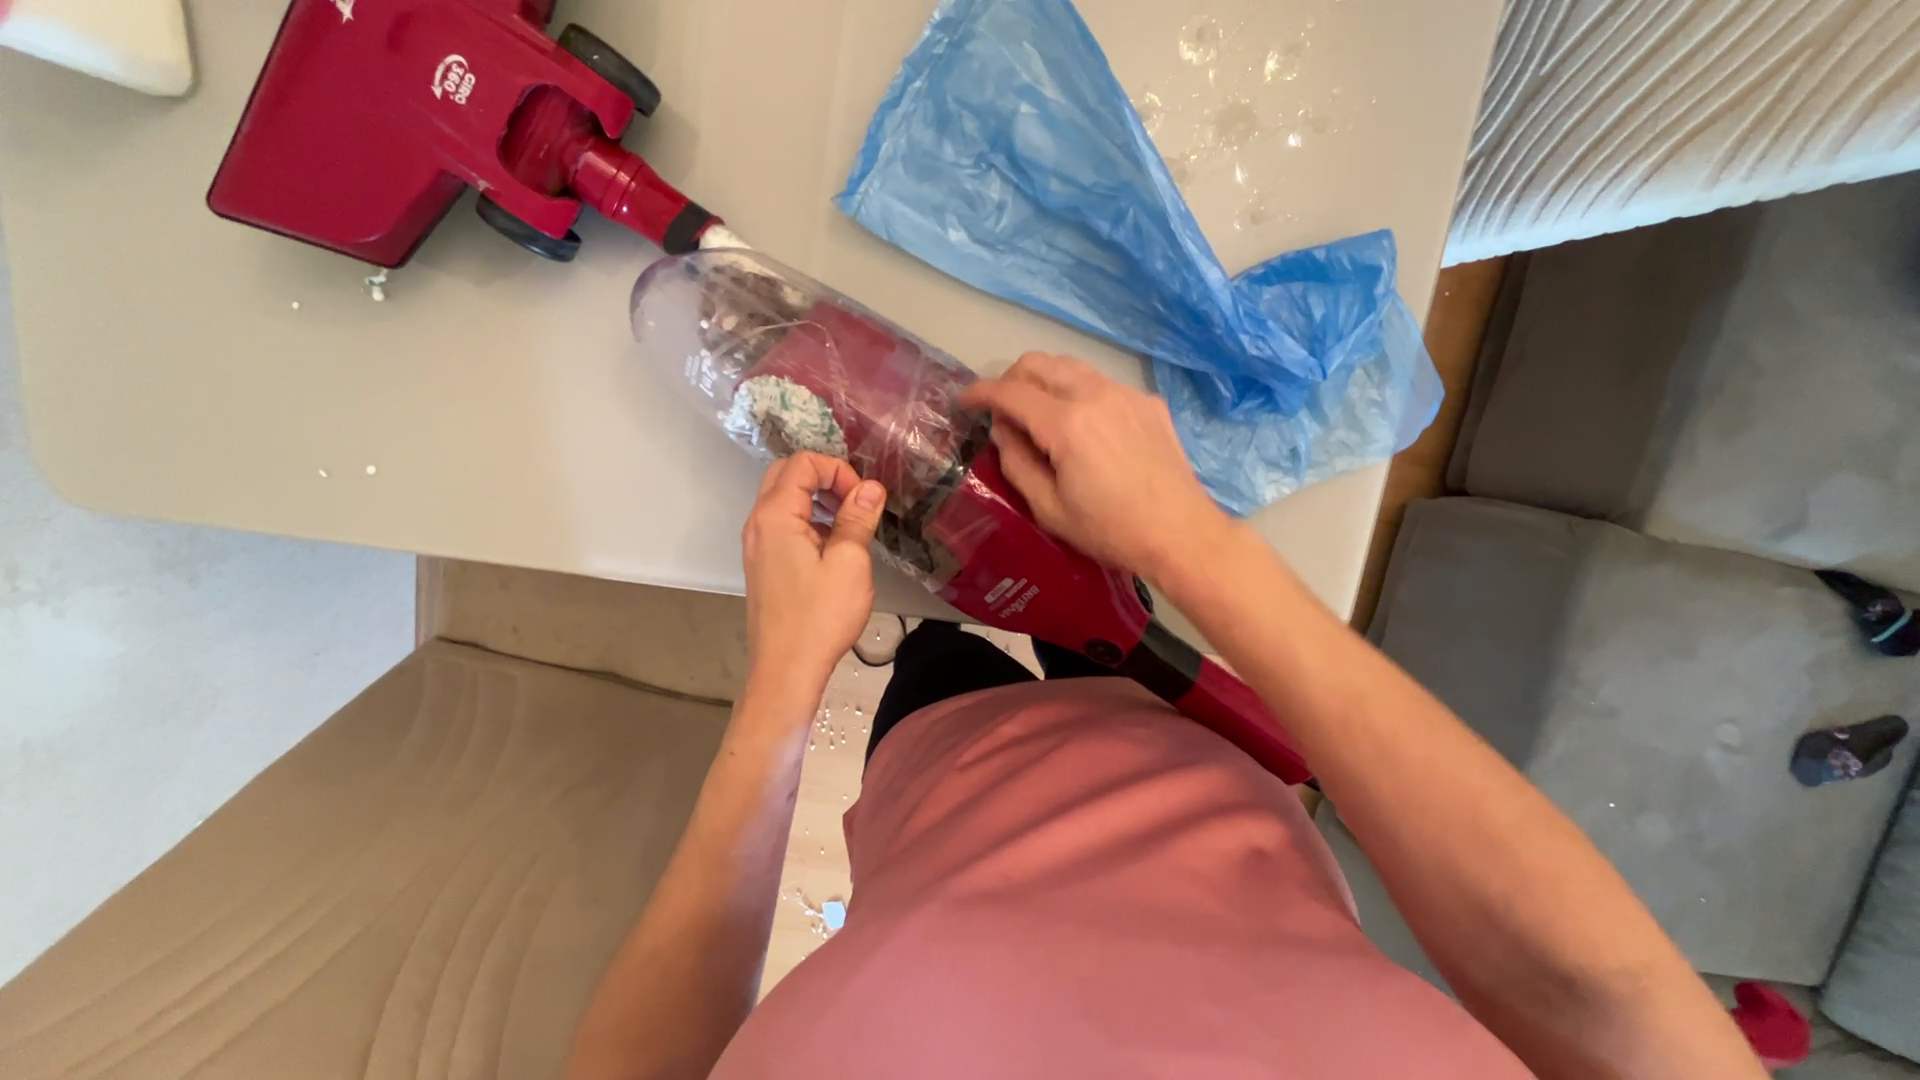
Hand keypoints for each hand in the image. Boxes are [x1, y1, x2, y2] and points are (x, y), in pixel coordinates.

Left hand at [741, 453, 886, 690]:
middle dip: (825, 479)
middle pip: (787, 475)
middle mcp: (758, 524)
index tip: (862, 499)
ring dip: (818, 501)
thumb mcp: (849, 562)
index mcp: (774, 516)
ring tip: (851, 525)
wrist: (787, 669)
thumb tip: (871, 487)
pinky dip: (810, 522)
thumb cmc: (820, 617)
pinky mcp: (764, 564)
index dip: (837, 470)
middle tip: (855, 502)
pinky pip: (784, 525)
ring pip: (784, 500)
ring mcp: (757, 545)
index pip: (802, 463)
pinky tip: (835, 548)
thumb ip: (858, 518)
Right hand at [959, 353, 1232, 579]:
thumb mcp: (1049, 509)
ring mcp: (1126, 395)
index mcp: (1067, 424)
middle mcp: (1096, 395)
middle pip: (1040, 363)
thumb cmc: (1110, 530)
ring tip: (1038, 414)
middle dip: (1011, 379)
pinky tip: (1083, 428)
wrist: (1181, 534)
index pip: (1010, 392)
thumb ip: (1017, 463)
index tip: (964, 402)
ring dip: (1045, 381)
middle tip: (1001, 409)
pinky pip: (1102, 384)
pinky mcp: (1148, 403)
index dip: (980, 393)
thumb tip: (1003, 431)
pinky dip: (1079, 394)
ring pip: (1072, 367)